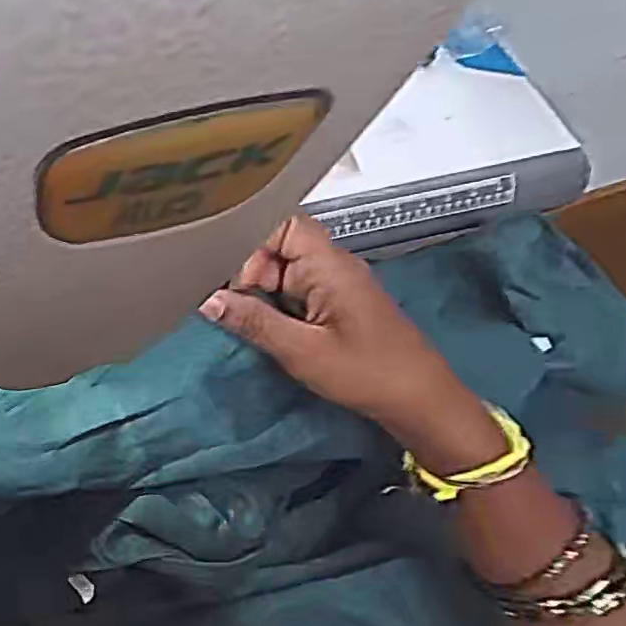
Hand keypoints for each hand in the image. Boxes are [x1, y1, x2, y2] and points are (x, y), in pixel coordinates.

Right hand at [199, 216, 494, 463]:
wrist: (417, 400)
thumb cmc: (365, 372)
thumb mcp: (300, 350)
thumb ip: (253, 322)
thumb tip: (208, 301)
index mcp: (329, 266)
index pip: (283, 225)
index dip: (251, 244)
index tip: (233, 282)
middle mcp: (330, 267)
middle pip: (276, 249)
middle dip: (246, 273)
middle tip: (229, 307)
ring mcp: (331, 286)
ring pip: (279, 273)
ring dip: (255, 293)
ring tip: (236, 318)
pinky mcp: (330, 306)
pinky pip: (290, 293)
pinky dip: (269, 306)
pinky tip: (257, 326)